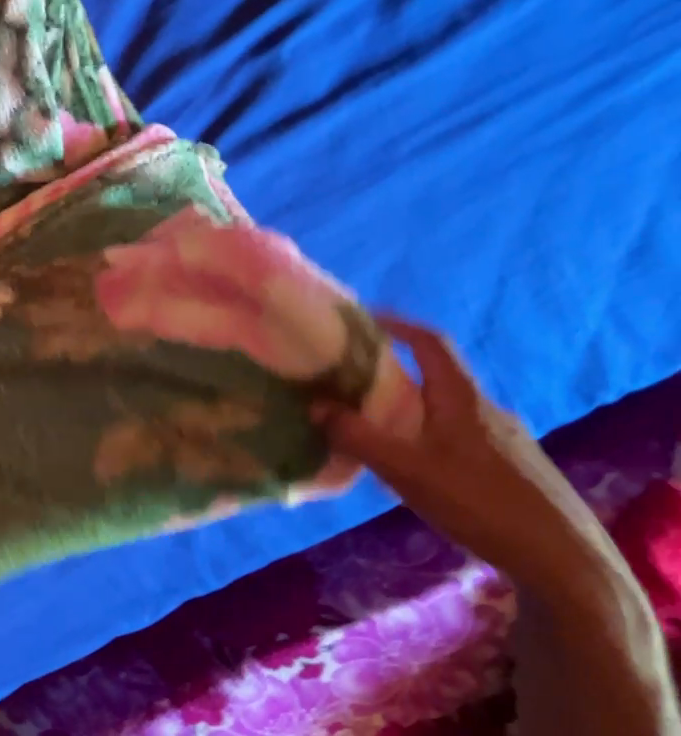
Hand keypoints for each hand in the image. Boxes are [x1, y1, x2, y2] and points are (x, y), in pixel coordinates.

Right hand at [319, 316, 614, 588]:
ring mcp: (508, 441)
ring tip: (377, 430)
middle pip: (437, 377)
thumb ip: (356, 436)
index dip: (396, 324)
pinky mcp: (517, 469)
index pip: (430, 342)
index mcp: (462, 399)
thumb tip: (315, 407)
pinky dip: (432, 437)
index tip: (361, 320)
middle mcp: (488, 410)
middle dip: (393, 374)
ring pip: (449, 411)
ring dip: (412, 410)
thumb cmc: (480, 503)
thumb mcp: (405, 470)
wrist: (567, 563)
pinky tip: (418, 469)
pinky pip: (463, 438)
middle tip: (351, 383)